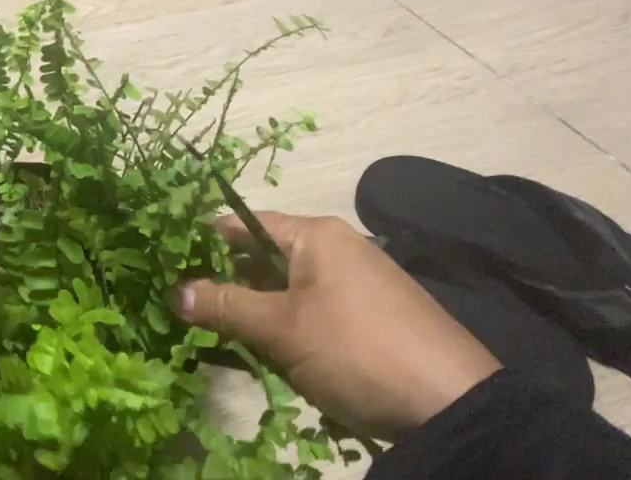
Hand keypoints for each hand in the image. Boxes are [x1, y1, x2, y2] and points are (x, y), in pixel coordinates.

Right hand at [176, 213, 501, 440]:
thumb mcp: (282, 329)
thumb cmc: (357, 350)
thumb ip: (226, 306)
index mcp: (316, 234)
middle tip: (199, 312)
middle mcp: (340, 247)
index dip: (208, 240)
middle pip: (268, 257)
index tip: (173, 261)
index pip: (246, 223)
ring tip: (240, 344)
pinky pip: (321, 313)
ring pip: (293, 290)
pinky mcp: (380, 317)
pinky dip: (297, 332)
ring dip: (266, 317)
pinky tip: (287, 362)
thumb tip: (175, 291)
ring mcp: (364, 282)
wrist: (457, 406)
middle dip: (235, 287)